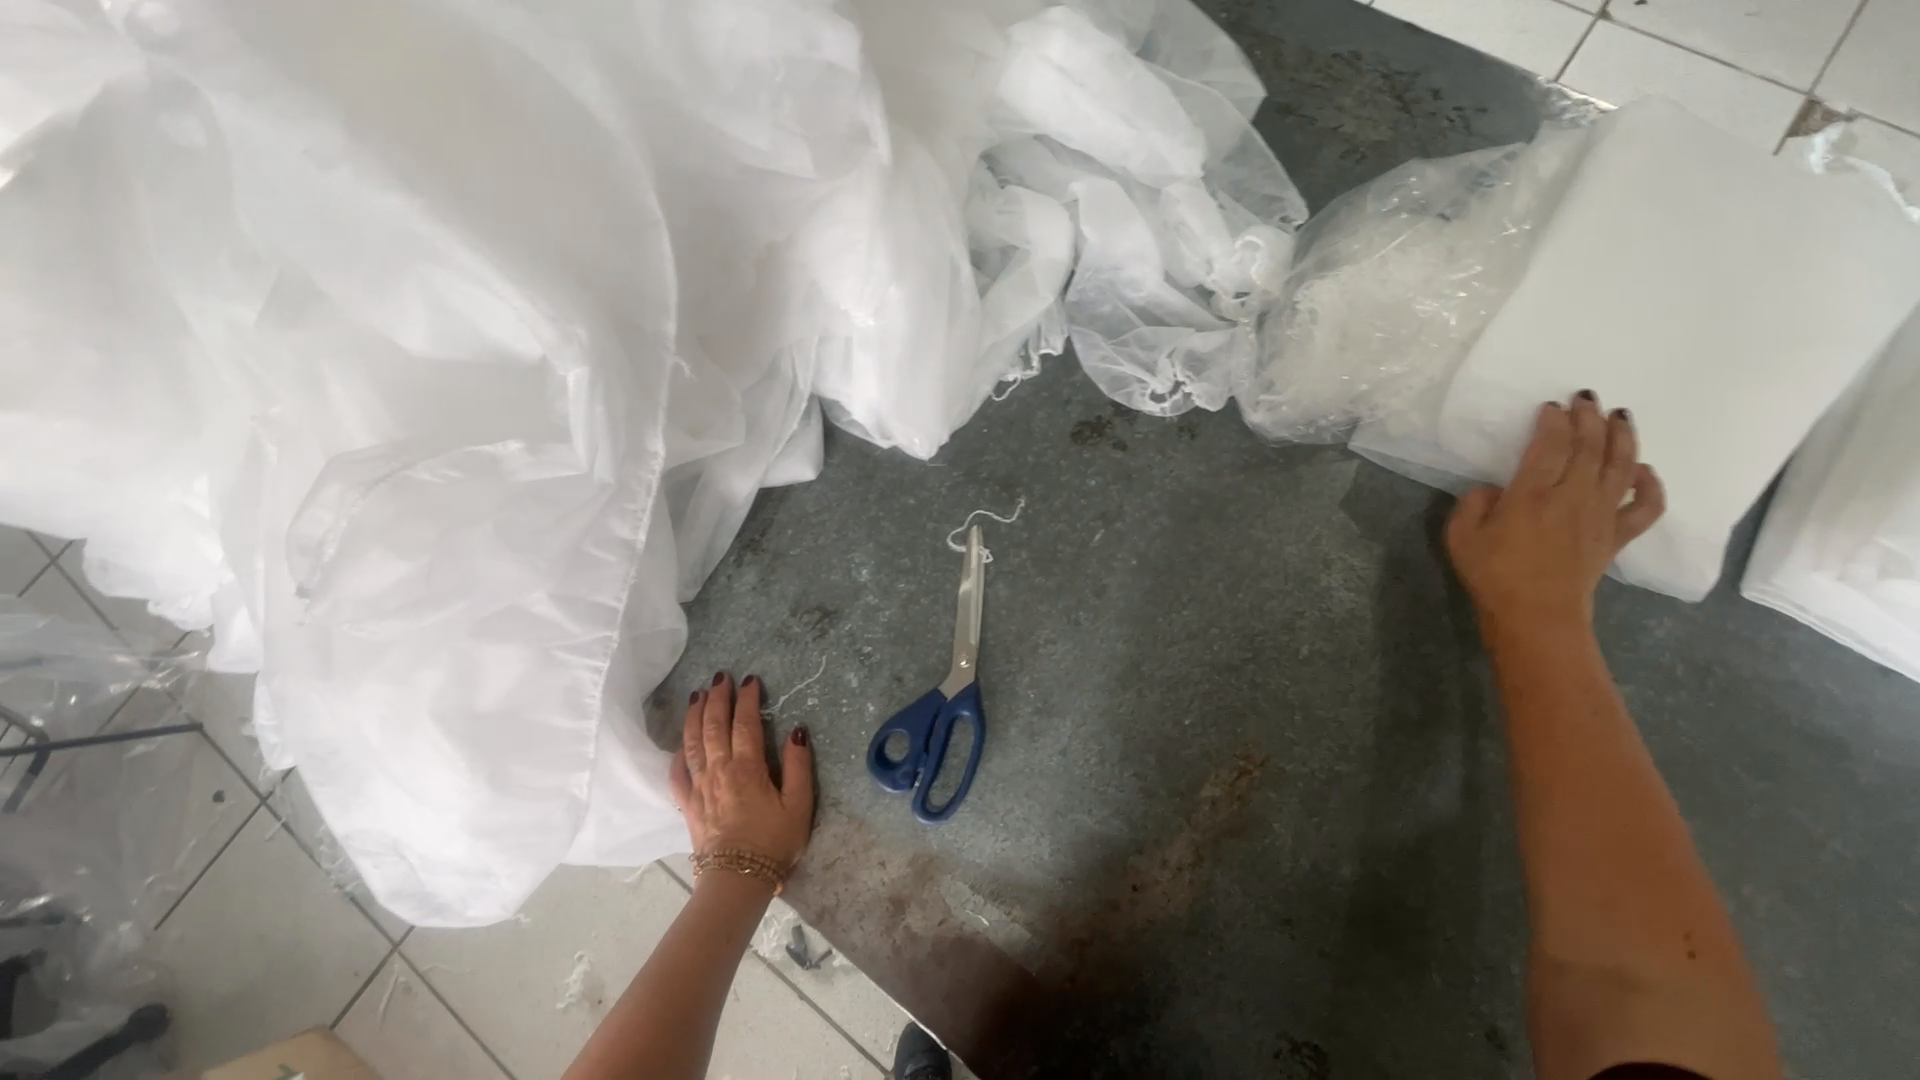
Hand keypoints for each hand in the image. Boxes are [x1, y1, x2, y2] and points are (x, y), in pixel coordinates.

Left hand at [670, 672, 814, 873]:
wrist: (737, 880)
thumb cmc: (773, 842)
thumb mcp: (799, 805)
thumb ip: (798, 766)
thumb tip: (796, 731)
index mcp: (747, 768)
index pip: (745, 724)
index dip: (748, 699)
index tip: (750, 680)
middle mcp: (718, 771)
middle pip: (714, 726)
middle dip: (717, 698)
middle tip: (720, 677)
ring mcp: (699, 787)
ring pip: (692, 743)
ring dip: (695, 716)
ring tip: (697, 695)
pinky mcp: (687, 805)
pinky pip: (677, 773)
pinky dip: (678, 753)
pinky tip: (681, 743)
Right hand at [1445, 392, 1665, 629]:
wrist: (1536, 617)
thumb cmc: (1493, 575)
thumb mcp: (1460, 537)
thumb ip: (1472, 504)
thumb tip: (1493, 490)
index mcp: (1532, 494)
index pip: (1550, 445)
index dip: (1553, 421)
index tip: (1550, 407)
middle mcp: (1573, 497)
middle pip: (1589, 447)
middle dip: (1589, 418)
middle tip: (1586, 398)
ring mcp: (1601, 515)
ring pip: (1621, 466)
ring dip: (1623, 437)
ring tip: (1620, 416)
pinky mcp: (1617, 535)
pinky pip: (1646, 506)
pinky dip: (1651, 485)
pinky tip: (1645, 470)